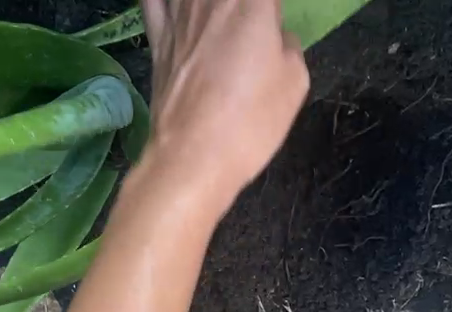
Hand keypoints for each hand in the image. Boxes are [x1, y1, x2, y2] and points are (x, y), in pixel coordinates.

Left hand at [139, 0, 309, 209]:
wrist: (194, 157)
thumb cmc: (250, 123)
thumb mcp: (295, 85)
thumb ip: (289, 48)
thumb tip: (277, 39)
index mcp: (252, 0)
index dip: (270, 14)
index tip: (272, 32)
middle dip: (242, 11)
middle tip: (248, 35)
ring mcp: (179, 12)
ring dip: (206, 6)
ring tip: (216, 23)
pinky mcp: (156, 37)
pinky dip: (164, 0)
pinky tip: (177, 10)